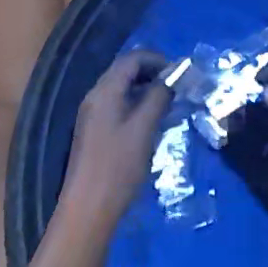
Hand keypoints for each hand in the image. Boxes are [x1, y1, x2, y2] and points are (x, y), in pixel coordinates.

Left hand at [60, 51, 172, 221]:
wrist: (87, 208)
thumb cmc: (118, 166)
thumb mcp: (144, 129)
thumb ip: (159, 97)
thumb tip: (174, 74)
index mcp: (105, 90)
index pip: (132, 58)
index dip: (158, 60)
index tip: (180, 74)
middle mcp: (95, 95)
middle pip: (125, 71)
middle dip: (153, 73)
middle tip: (177, 88)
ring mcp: (92, 113)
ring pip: (122, 89)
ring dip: (146, 90)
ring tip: (169, 104)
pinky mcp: (94, 130)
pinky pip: (117, 105)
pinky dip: (136, 104)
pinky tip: (152, 121)